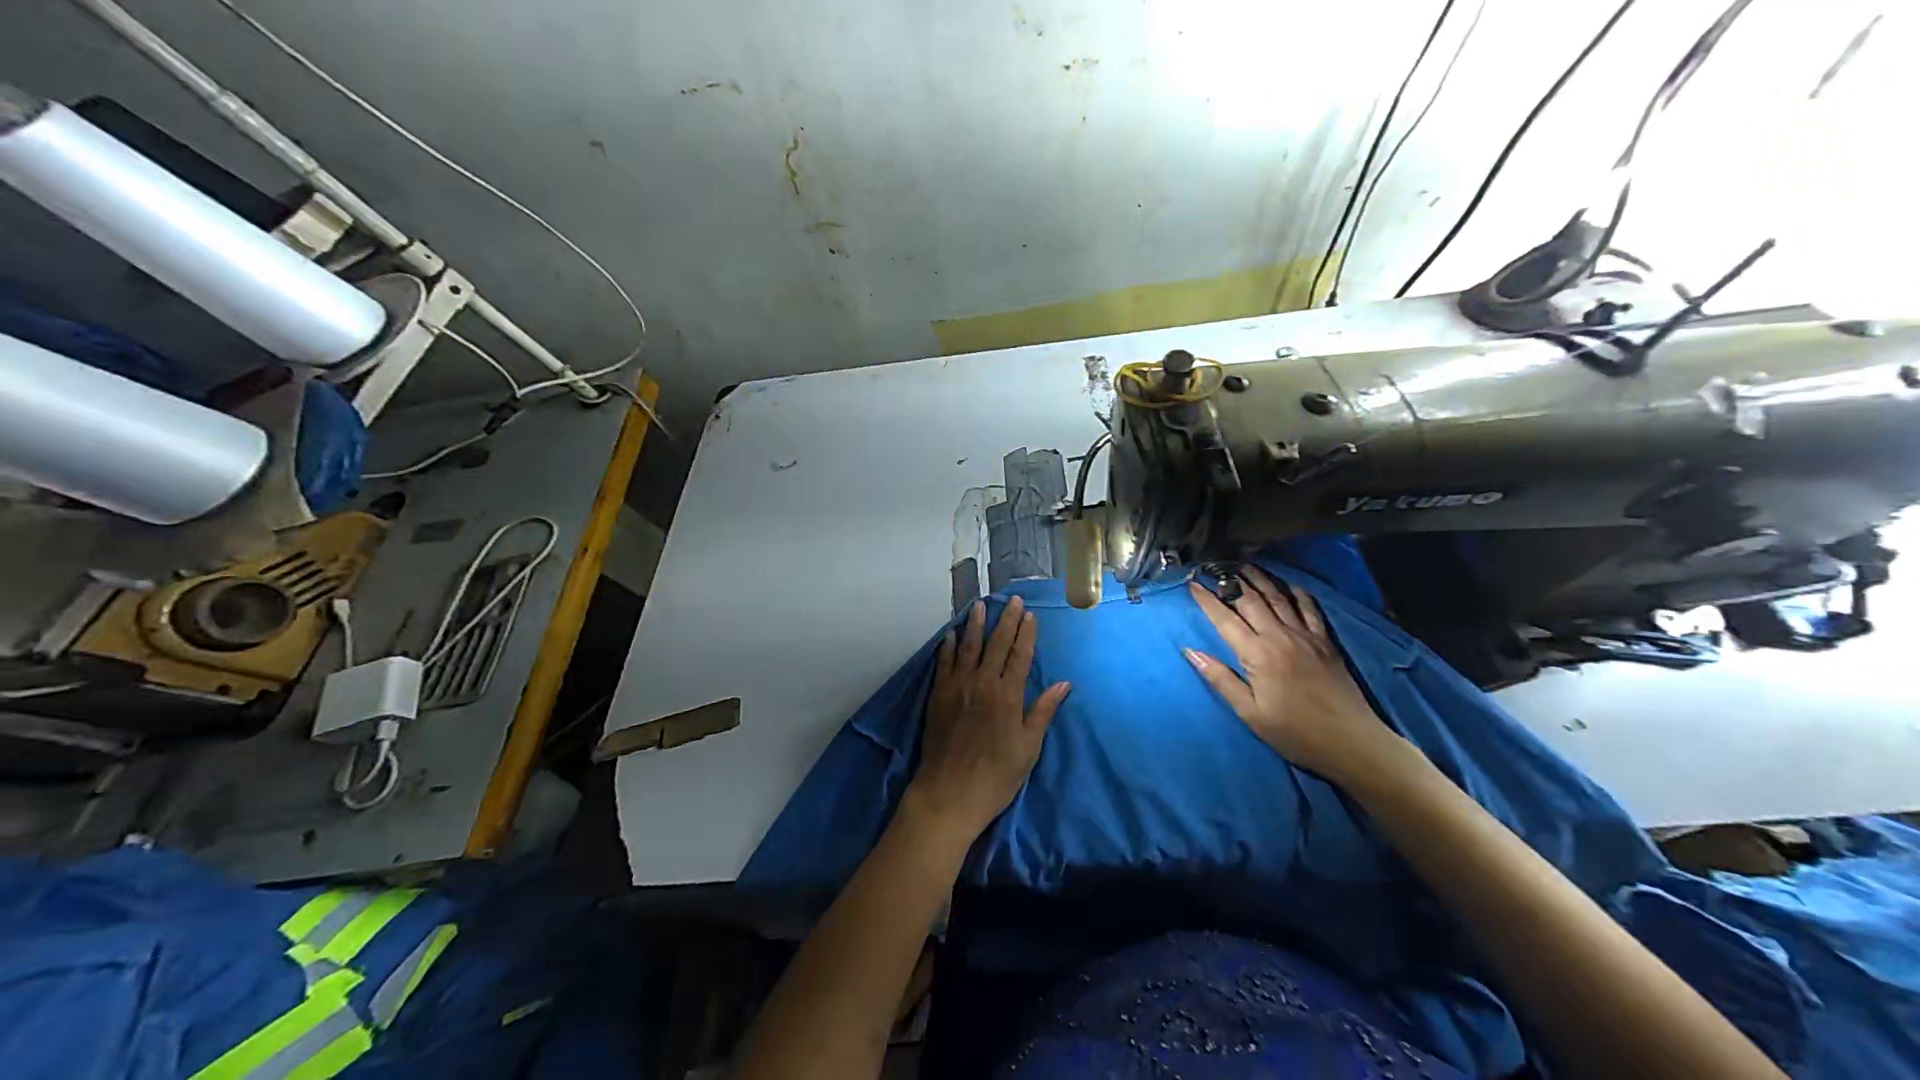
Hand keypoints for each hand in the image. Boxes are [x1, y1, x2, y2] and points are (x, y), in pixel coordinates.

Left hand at [906, 596, 1070, 838]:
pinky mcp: (938, 696)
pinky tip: (952, 633)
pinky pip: (944, 663)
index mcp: (1008, 696)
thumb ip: (1043, 712)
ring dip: (976, 624)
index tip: (1030, 615)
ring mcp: (957, 687)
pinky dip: (949, 646)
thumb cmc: (996, 776)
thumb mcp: (1028, 748)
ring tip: (980, 605)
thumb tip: (1063, 684)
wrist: (949, 793)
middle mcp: (982, 683)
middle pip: (996, 645)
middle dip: (1006, 621)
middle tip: (1012, 600)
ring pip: (968, 647)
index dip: (1026, 634)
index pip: (1019, 656)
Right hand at [1185, 567, 1417, 787]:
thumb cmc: (1294, 733)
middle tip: (1215, 568)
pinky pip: (1310, 609)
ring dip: (1260, 580)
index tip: (1193, 585)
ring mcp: (1305, 636)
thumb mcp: (1250, 712)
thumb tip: (1192, 652)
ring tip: (1245, 566)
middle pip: (1250, 601)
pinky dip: (1297, 593)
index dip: (1207, 600)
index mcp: (1257, 654)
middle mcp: (1280, 637)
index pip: (1225, 619)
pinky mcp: (1325, 642)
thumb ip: (1221, 679)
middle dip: (1230, 582)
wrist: (1350, 741)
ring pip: (1278, 598)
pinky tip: (1289, 584)